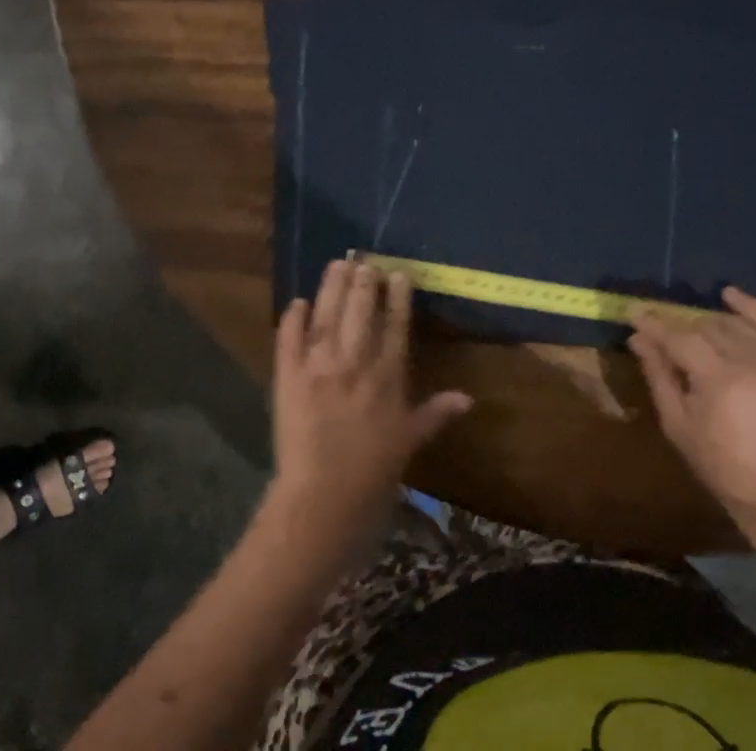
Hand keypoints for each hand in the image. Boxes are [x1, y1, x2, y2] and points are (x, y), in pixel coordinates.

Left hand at [271, 259, 472, 521]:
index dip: (397, 298)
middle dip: (364, 283)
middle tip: (365, 261)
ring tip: (338, 264)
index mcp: (387, 377)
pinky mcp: (287, 377)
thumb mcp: (410, 441)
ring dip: (332, 288)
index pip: (395, 327)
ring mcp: (318, 367)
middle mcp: (354, 363)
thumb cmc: (374, 472)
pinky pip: (288, 340)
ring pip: (327, 316)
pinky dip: (292, 319)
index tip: (399, 274)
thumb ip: (435, 414)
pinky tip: (297, 302)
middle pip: (360, 312)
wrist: (325, 495)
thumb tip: (467, 398)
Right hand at [629, 286, 755, 510]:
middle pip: (705, 328)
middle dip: (678, 329)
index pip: (681, 339)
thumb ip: (658, 373)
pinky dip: (748, 307)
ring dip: (705, 324)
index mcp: (720, 381)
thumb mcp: (675, 419)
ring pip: (731, 325)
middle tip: (657, 337)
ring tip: (687, 335)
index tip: (632, 313)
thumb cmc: (713, 458)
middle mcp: (751, 363)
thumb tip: (637, 338)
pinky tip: (728, 293)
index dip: (655, 325)